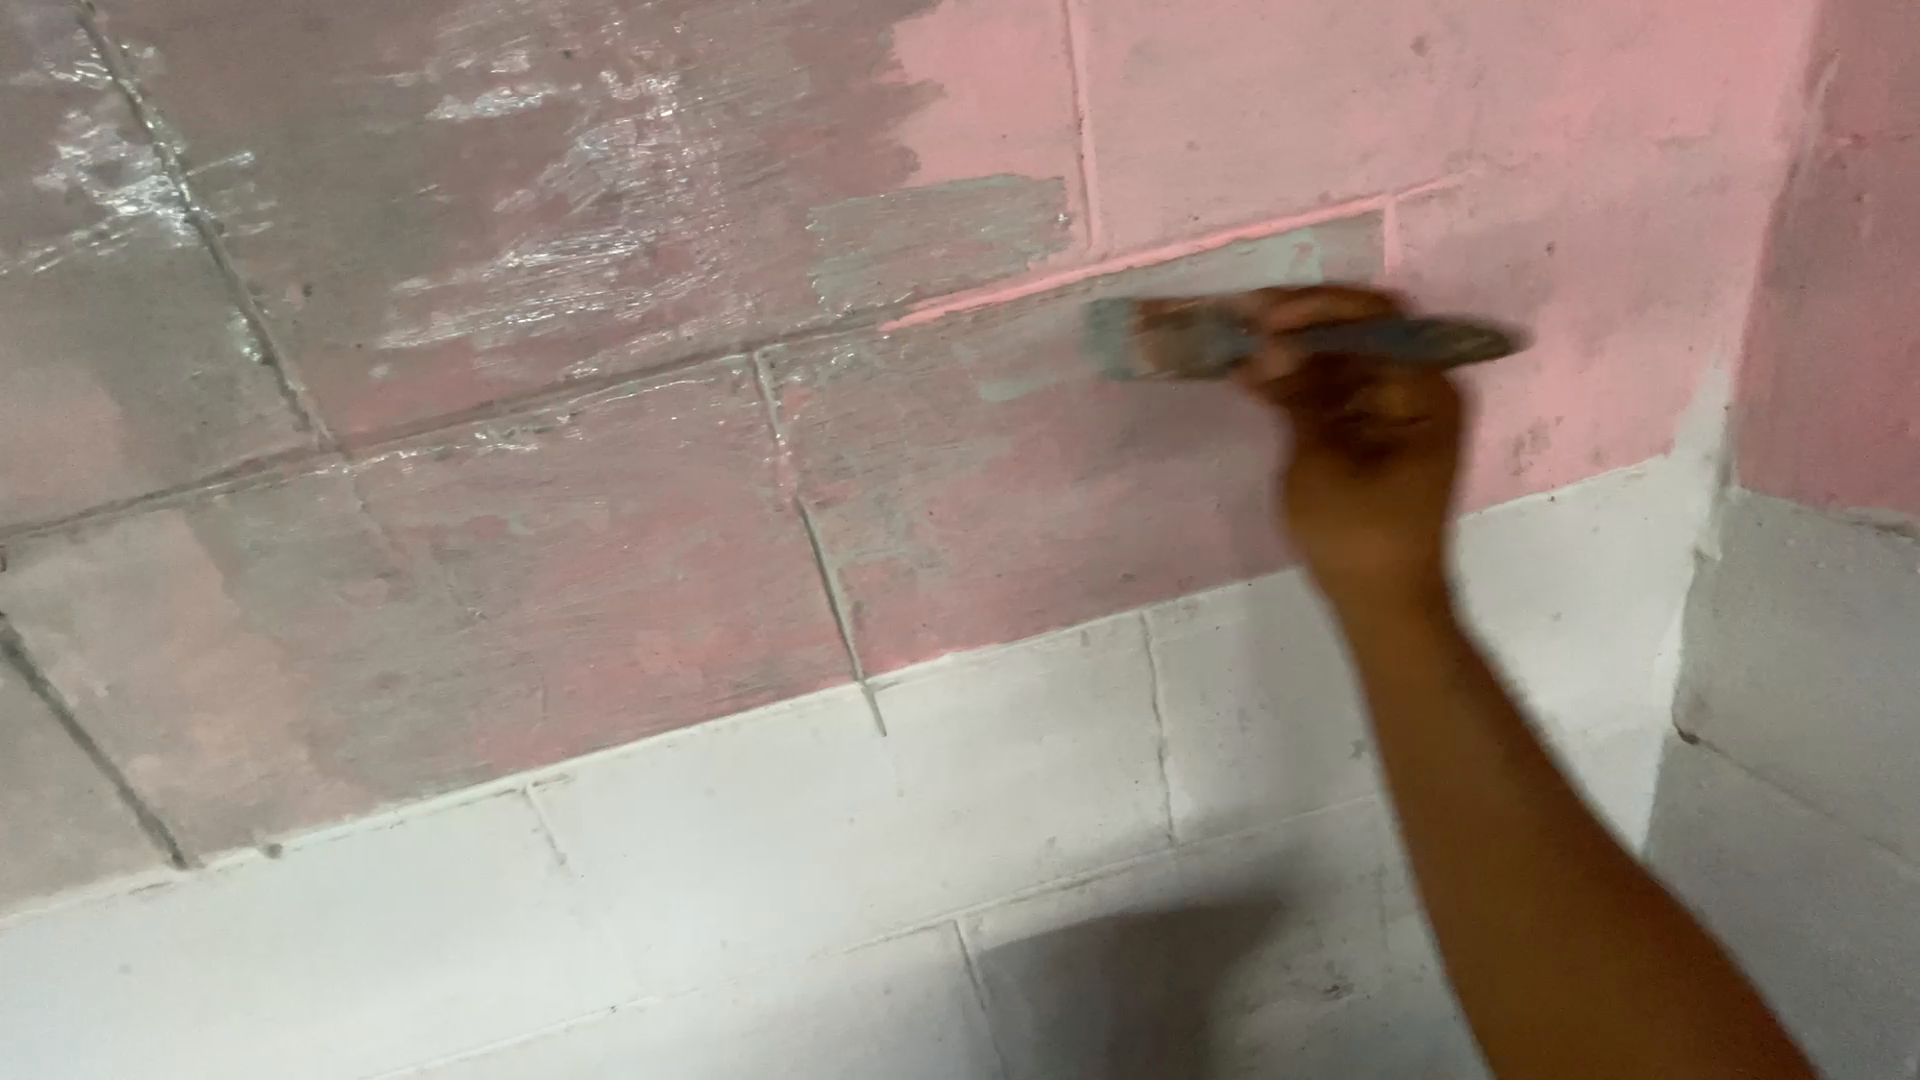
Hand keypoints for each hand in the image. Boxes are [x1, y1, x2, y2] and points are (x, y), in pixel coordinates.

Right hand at [1232, 286, 1466, 611]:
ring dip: (1292, 353)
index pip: (1376, 318)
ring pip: (1341, 361)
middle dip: (1299, 325)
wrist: (1381, 600)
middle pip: (1359, 333)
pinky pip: (1334, 394)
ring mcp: (1394, 412)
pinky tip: (1252, 380)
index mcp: (1424, 390)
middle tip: (1241, 321)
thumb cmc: (1357, 536)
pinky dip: (1297, 386)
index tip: (1263, 318)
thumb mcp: (1321, 461)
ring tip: (1237, 345)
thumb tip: (1267, 346)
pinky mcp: (1371, 434)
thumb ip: (1300, 397)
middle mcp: (1417, 389)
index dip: (1318, 308)